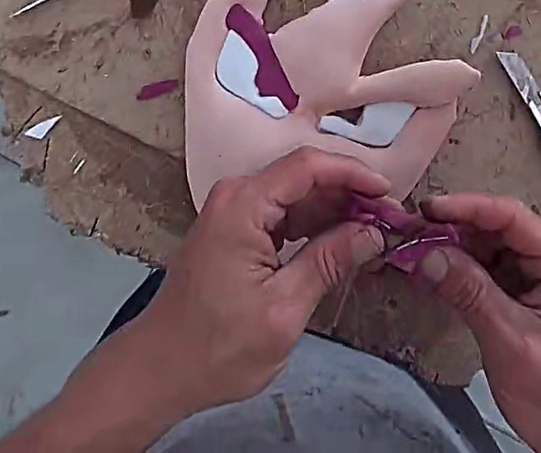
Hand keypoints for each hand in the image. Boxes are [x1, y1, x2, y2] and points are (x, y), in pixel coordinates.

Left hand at [0, 149, 387, 450]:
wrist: (153, 375)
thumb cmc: (214, 348)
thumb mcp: (282, 311)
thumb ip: (330, 261)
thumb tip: (375, 232)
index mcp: (243, 206)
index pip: (309, 166)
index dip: (354, 173)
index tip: (388, 194)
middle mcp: (238, 194)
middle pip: (307, 175)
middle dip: (350, 193)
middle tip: (388, 217)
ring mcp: (236, 208)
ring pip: (301, 192)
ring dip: (337, 208)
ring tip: (373, 229)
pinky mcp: (239, 225)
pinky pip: (287, 210)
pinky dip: (318, 221)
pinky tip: (343, 238)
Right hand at [413, 194, 540, 452]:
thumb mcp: (512, 343)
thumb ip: (471, 295)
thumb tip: (431, 256)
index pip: (514, 217)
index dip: (470, 207)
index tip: (433, 209)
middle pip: (503, 228)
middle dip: (459, 227)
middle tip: (418, 231)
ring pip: (495, 246)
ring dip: (459, 247)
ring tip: (423, 249)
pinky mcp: (531, 292)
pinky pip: (494, 268)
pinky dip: (466, 268)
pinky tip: (442, 271)